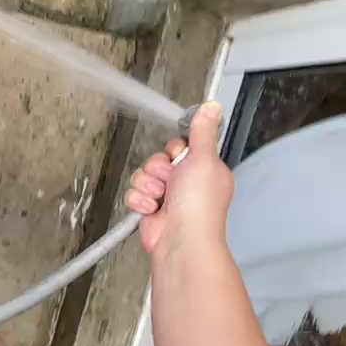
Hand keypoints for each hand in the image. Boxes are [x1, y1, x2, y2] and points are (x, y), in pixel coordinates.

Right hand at [125, 100, 233, 257]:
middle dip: (157, 169)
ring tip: (160, 198)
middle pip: (157, 160)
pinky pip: (133, 193)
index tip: (177, 156)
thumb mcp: (204, 158)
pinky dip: (139, 201)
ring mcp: (166, 197)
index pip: (179, 146)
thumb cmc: (198, 204)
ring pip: (143, 176)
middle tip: (169, 180)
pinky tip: (150, 209)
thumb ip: (203, 132)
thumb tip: (212, 107)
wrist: (180, 238)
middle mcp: (185, 183)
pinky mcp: (149, 209)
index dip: (174, 150)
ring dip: (147, 185)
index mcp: (203, 169)